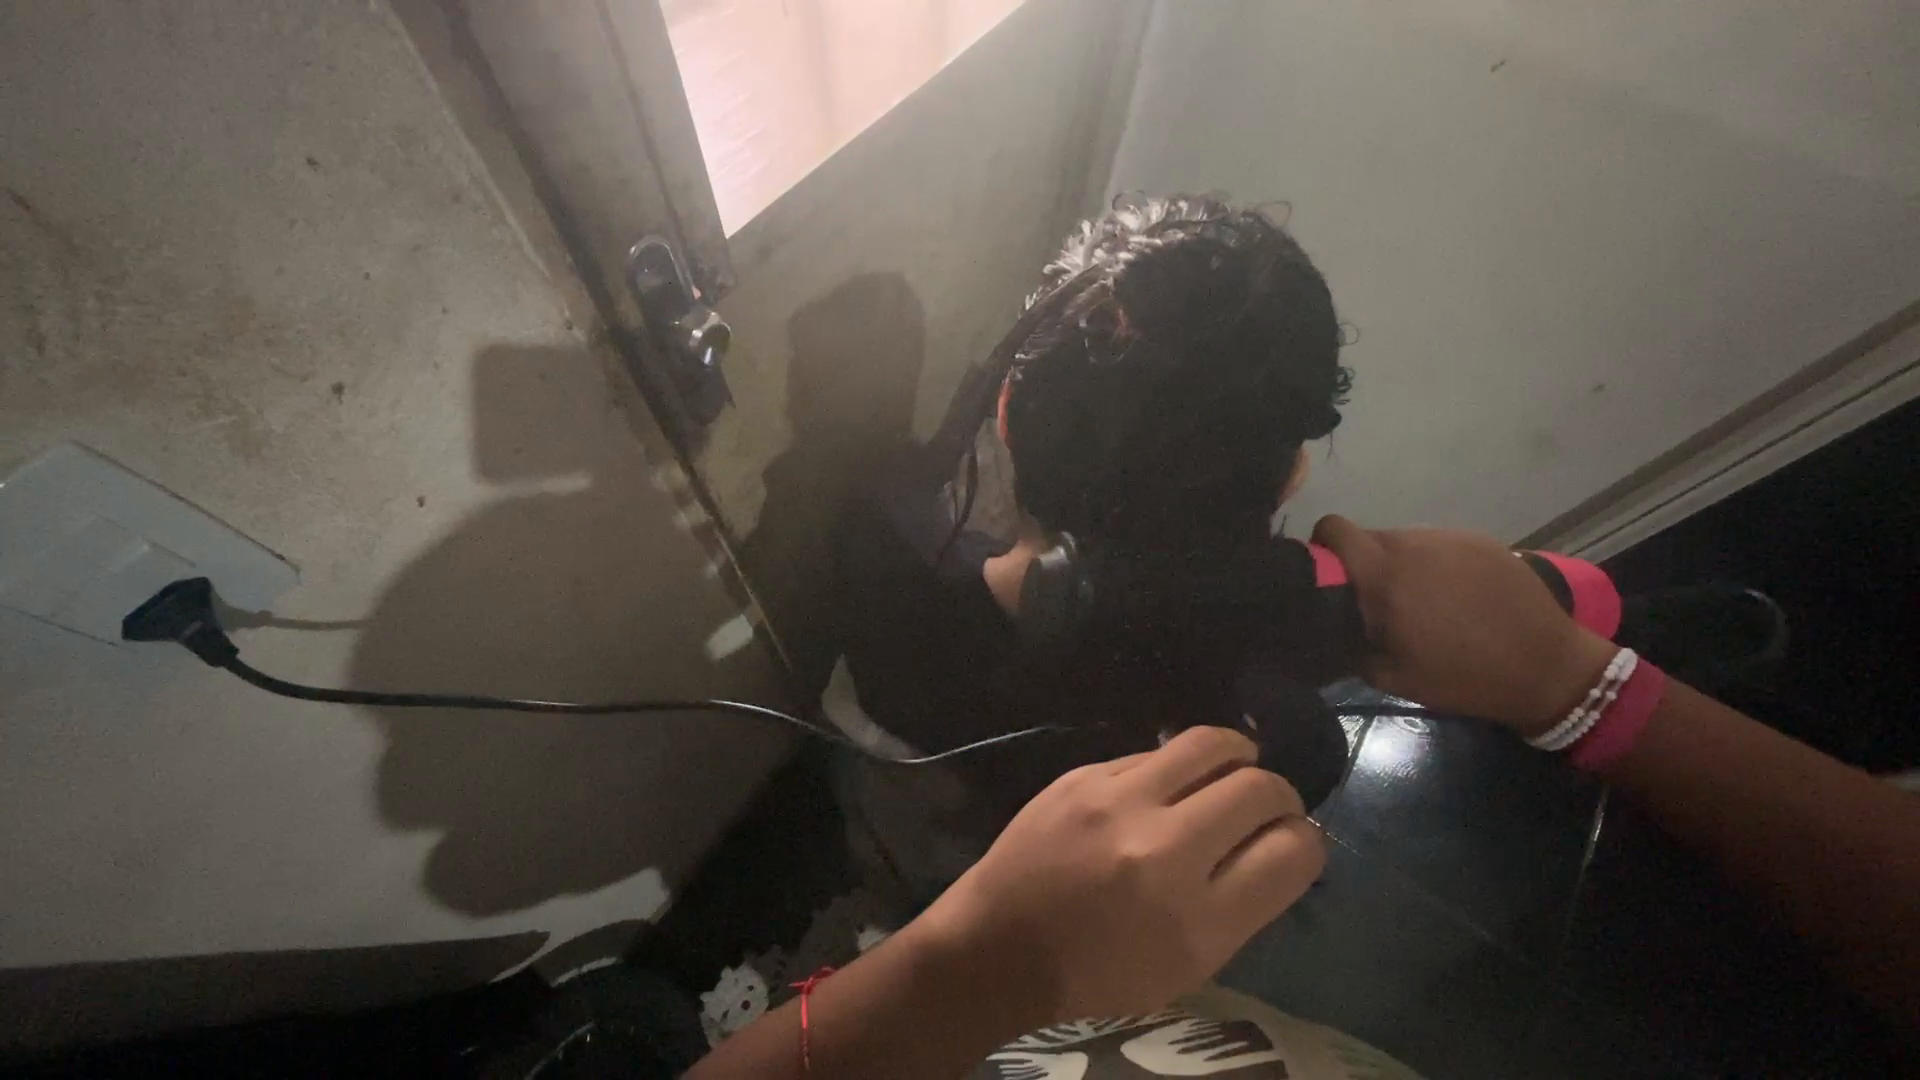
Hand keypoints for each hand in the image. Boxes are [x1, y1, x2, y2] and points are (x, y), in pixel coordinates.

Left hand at [917, 727, 1325, 1023]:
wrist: (1002, 940)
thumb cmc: (1099, 969)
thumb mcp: (1188, 964)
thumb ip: (1242, 902)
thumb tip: (1282, 842)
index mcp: (1199, 920)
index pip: (1292, 852)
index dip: (1307, 841)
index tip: (1294, 840)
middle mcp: (1163, 849)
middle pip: (1260, 789)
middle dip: (1281, 795)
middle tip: (1269, 805)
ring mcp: (1118, 800)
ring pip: (1211, 743)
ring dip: (1238, 755)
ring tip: (1236, 768)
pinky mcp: (1084, 773)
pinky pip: (1153, 752)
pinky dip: (1176, 766)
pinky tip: (1168, 785)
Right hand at [1312, 514, 1616, 736]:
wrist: (1548, 669)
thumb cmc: (1462, 677)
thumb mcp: (1389, 675)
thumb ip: (1347, 644)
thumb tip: (1322, 627)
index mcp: (1385, 575)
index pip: (1335, 529)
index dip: (1322, 544)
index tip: (1326, 571)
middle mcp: (1413, 544)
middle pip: (1367, 536)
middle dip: (1362, 562)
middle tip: (1375, 598)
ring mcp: (1450, 539)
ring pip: (1403, 538)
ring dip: (1398, 562)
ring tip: (1417, 598)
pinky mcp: (1480, 540)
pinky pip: (1437, 542)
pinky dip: (1432, 562)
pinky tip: (1451, 593)